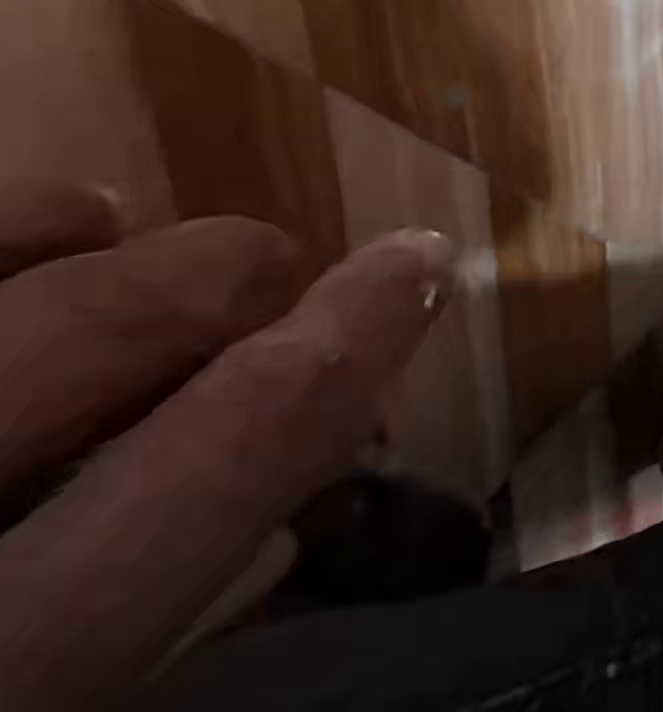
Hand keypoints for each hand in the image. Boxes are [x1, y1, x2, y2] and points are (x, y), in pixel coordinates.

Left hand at [0, 181, 453, 709]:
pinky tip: (14, 230)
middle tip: (261, 266)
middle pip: (113, 316)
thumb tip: (283, 523)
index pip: (252, 427)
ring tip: (105, 221)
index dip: (360, 328)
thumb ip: (142, 642)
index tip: (421, 259)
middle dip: (223, 272)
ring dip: (71, 234)